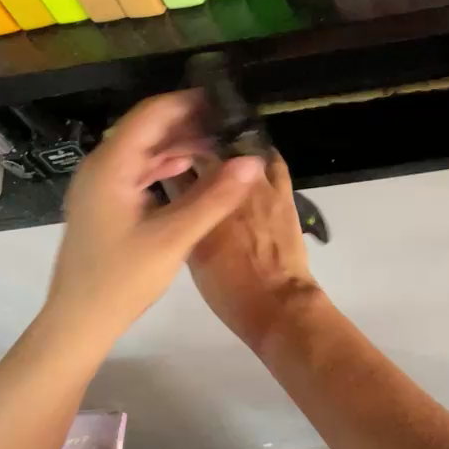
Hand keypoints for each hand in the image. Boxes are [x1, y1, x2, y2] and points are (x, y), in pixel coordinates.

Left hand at [44, 92, 261, 332]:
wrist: (78, 322)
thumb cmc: (121, 279)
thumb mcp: (174, 238)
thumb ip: (215, 197)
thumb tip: (253, 161)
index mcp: (111, 166)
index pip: (151, 115)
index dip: (188, 102)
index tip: (225, 100)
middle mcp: (101, 167)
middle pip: (146, 128)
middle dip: (187, 122)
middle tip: (230, 123)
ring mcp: (99, 185)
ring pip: (142, 149)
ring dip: (178, 144)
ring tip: (219, 144)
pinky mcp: (104, 203)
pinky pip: (136, 170)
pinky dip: (164, 165)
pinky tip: (190, 169)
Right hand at [188, 152, 321, 347]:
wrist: (274, 300)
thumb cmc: (228, 288)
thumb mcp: (193, 257)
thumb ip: (186, 224)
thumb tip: (182, 206)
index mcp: (196, 206)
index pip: (175, 174)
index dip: (169, 167)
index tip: (166, 164)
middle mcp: (223, 187)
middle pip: (204, 155)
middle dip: (194, 152)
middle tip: (190, 153)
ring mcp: (255, 185)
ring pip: (237, 151)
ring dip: (227, 148)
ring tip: (220, 149)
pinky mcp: (282, 191)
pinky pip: (273, 161)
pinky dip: (263, 155)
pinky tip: (256, 155)